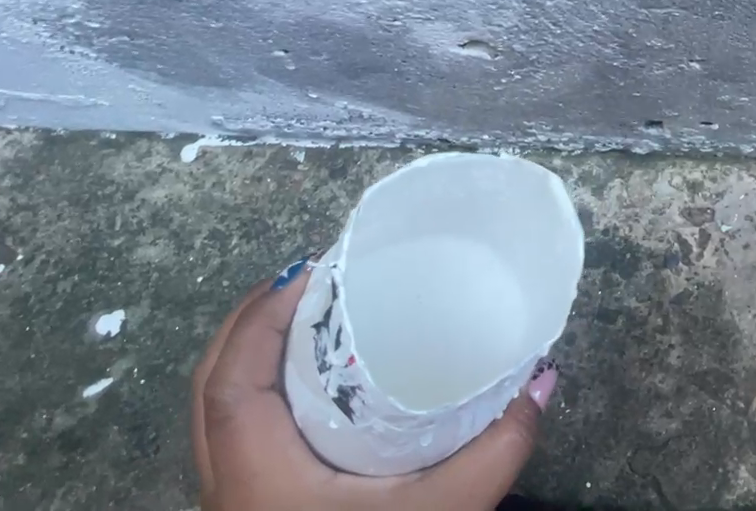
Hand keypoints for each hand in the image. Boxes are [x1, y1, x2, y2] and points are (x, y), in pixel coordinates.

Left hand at [192, 263, 558, 510]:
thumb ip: (499, 447)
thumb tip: (544, 379)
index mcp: (256, 477)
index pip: (232, 381)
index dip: (259, 316)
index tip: (312, 269)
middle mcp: (228, 484)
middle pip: (211, 385)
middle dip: (252, 320)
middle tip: (314, 278)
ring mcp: (232, 501)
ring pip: (216, 411)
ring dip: (252, 353)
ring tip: (312, 315)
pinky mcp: (249, 510)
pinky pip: (235, 431)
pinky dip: (260, 387)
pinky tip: (311, 382)